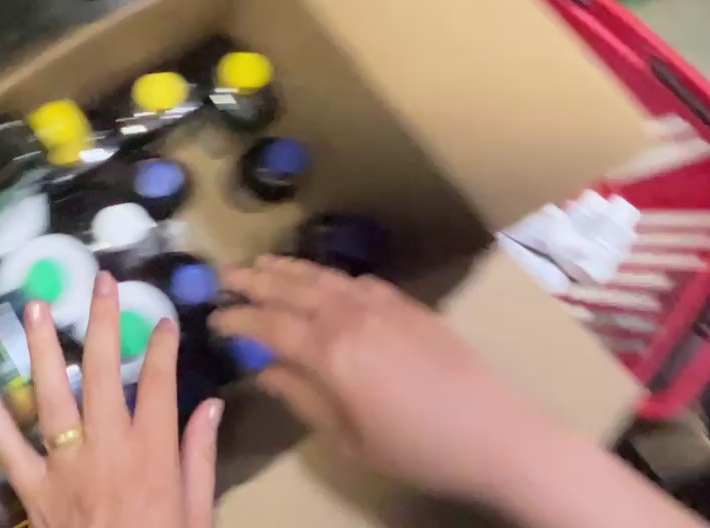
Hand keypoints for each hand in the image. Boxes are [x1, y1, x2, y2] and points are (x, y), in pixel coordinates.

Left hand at [0, 270, 223, 527]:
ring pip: (53, 396)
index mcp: (150, 455)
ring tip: (34, 308)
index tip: (164, 321)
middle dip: (104, 322)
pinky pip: (10, 448)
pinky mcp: (34, 491)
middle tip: (101, 282)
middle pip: (105, 372)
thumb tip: (211, 406)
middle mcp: (106, 449)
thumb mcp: (197, 515)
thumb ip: (200, 457)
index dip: (163, 347)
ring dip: (43, 349)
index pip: (159, 383)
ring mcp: (65, 468)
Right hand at [209, 256, 551, 502]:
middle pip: (288, 288)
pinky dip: (326, 274)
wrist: (497, 433)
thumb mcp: (350, 439)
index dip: (236, 318)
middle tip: (222, 274)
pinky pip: (352, 278)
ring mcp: (377, 302)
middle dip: (251, 279)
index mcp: (329, 351)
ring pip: (319, 275)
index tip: (212, 315)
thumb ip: (302, 397)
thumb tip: (263, 369)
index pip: (267, 324)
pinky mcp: (402, 301)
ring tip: (259, 261)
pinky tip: (318, 277)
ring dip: (285, 267)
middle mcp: (347, 315)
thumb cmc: (418, 448)